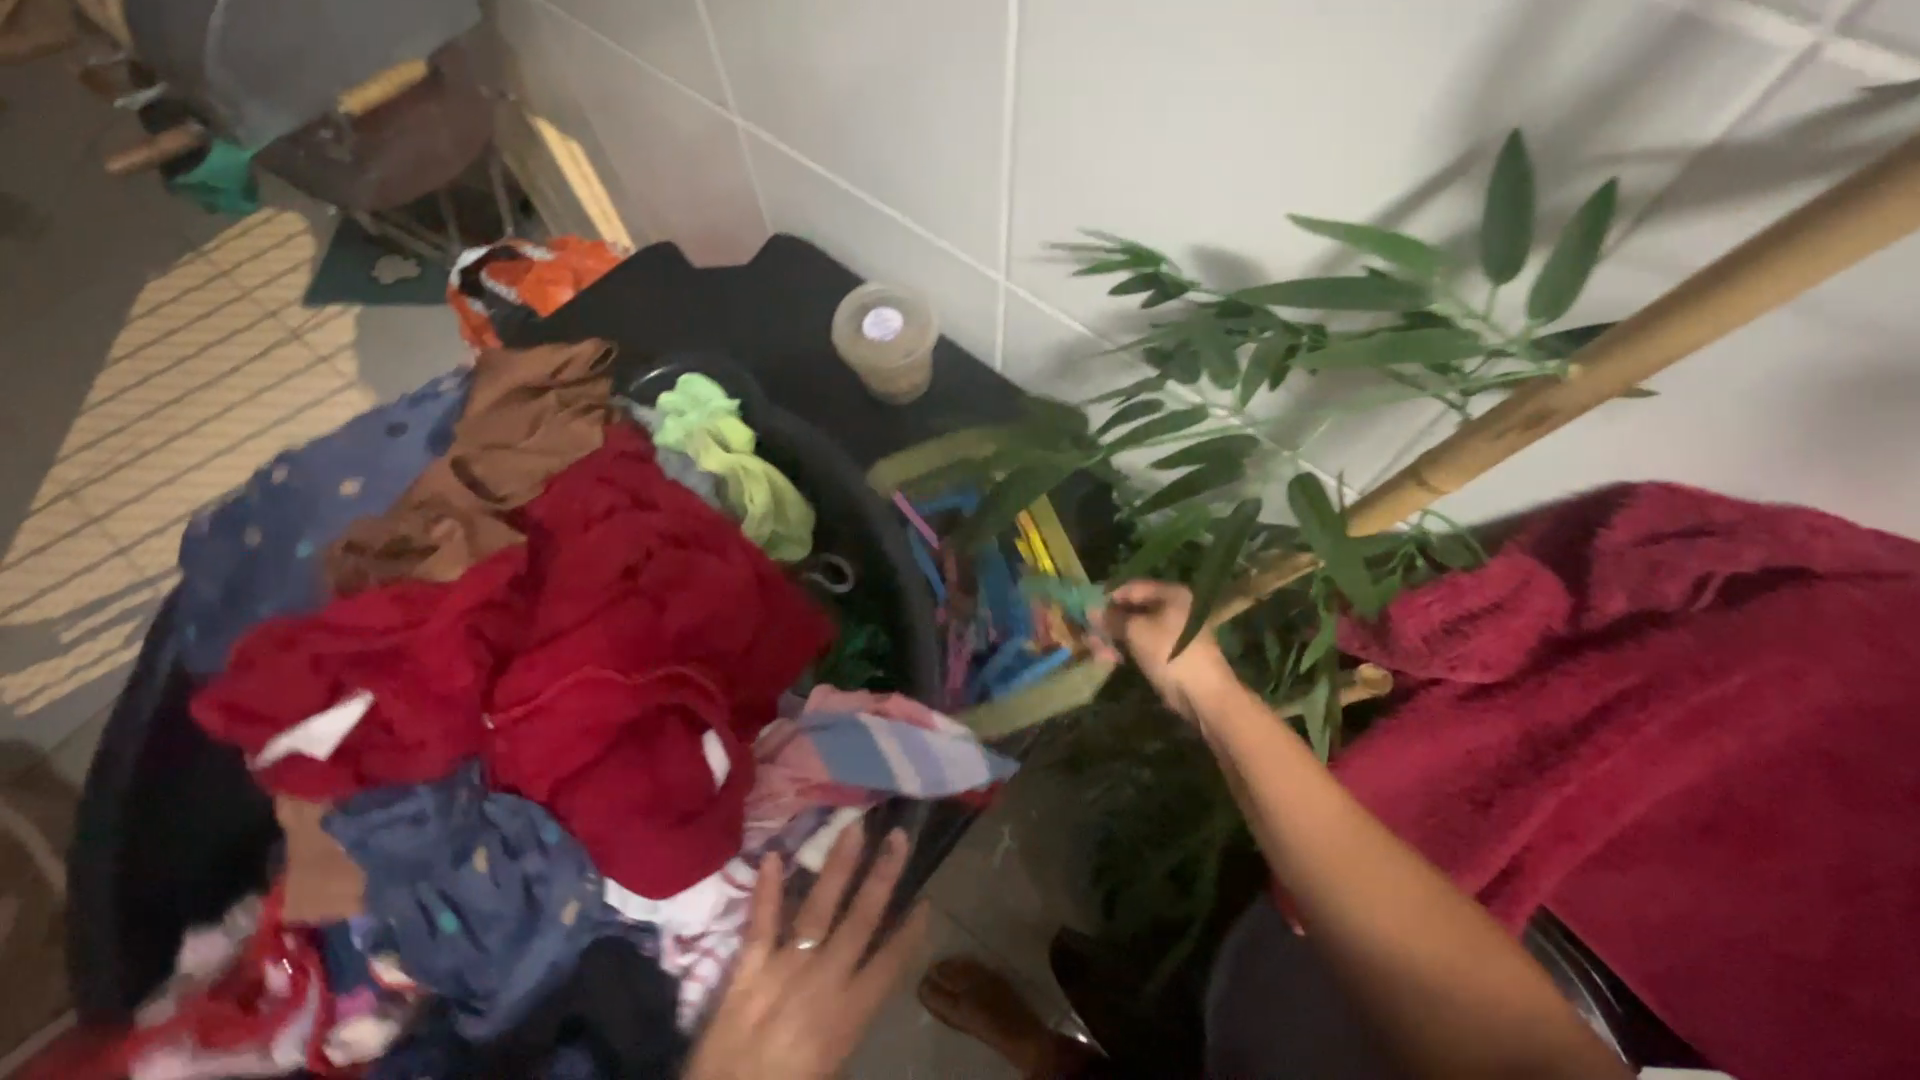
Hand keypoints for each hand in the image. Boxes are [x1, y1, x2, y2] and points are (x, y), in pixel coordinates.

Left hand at [683, 827, 930, 1079]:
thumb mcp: (834, 1059)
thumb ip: (847, 1016)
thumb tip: (859, 985)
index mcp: (850, 1011)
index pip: (891, 962)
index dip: (911, 931)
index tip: (927, 900)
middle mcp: (824, 979)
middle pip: (861, 919)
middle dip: (882, 876)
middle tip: (899, 836)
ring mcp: (785, 968)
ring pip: (818, 908)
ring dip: (838, 866)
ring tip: (854, 829)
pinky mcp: (749, 967)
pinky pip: (761, 922)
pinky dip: (767, 889)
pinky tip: (774, 855)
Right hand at [1095, 580, 1239, 720]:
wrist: (1202, 693)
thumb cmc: (1169, 653)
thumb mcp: (1136, 631)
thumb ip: (1112, 618)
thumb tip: (1091, 610)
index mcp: (1172, 594)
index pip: (1132, 587)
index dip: (1108, 597)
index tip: (1087, 609)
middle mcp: (1174, 608)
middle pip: (1134, 609)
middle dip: (1110, 622)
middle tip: (1090, 635)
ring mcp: (1173, 631)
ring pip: (1136, 628)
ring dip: (1115, 638)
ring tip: (1097, 652)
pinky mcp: (1170, 651)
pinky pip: (1144, 643)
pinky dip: (1128, 648)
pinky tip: (1112, 659)